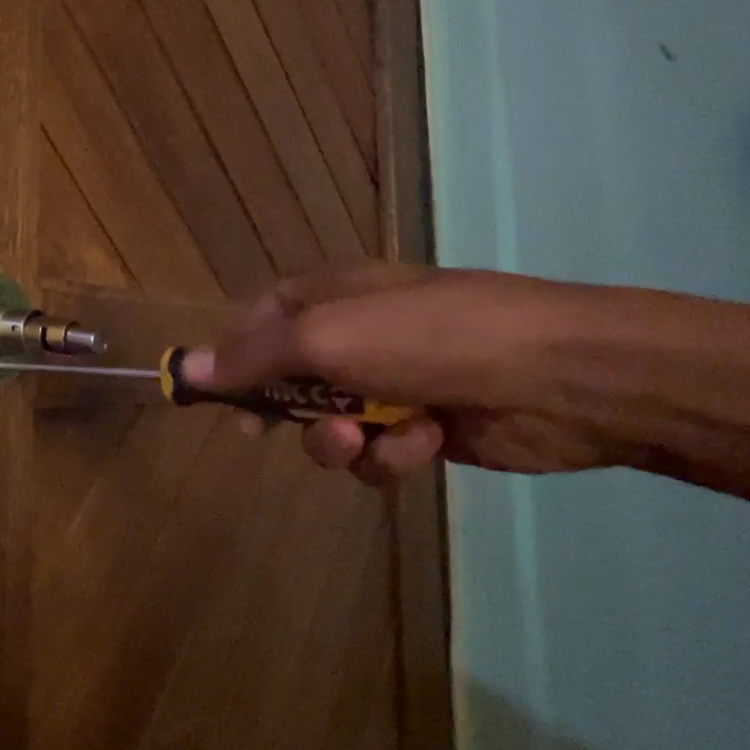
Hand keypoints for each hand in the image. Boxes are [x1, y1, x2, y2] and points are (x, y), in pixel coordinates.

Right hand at [183, 265, 638, 483]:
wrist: (567, 378)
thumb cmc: (430, 338)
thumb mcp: (325, 338)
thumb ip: (251, 357)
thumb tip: (182, 368)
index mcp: (330, 295)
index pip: (258, 320)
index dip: (233, 357)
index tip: (213, 395)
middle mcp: (356, 335)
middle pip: (287, 379)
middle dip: (283, 410)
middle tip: (267, 431)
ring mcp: (394, 383)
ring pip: (329, 425)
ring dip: (337, 441)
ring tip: (364, 441)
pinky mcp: (429, 428)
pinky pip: (380, 452)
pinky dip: (393, 454)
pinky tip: (423, 443)